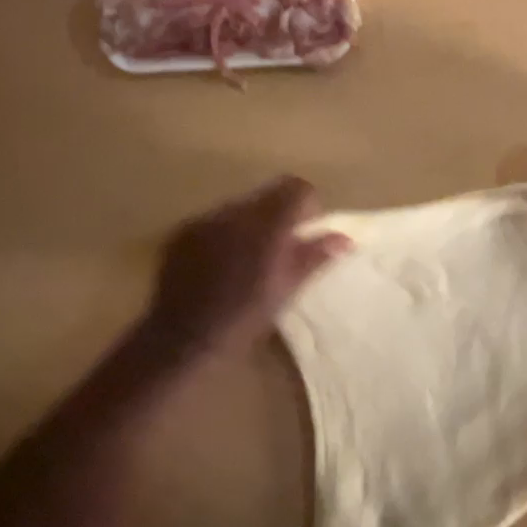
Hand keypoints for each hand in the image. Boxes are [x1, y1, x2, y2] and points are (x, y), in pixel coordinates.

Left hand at [146, 176, 351, 355]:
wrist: (183, 339)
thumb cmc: (243, 318)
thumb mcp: (286, 289)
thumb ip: (314, 256)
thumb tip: (344, 238)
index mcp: (267, 223)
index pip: (297, 187)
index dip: (307, 205)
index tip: (306, 231)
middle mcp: (236, 210)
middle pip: (267, 194)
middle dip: (278, 214)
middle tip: (279, 249)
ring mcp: (206, 218)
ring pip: (239, 207)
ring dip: (250, 224)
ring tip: (247, 261)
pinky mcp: (184, 230)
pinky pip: (213, 221)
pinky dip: (223, 235)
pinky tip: (219, 266)